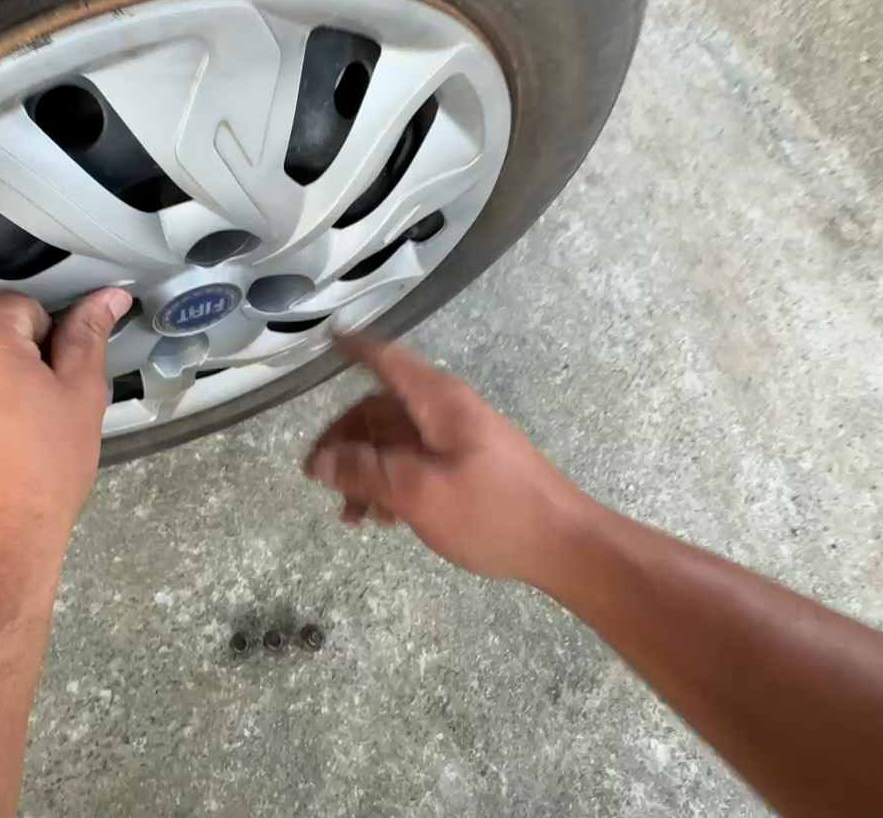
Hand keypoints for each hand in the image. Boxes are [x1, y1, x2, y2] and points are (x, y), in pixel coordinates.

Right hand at [303, 334, 589, 583]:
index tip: (329, 336)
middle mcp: (444, 410)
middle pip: (380, 410)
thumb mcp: (420, 493)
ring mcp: (457, 438)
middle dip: (345, 441)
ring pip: (394, 442)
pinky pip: (414, 463)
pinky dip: (391, 483)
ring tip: (350, 515)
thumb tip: (319, 461)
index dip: (355, 348)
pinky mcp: (466, 465)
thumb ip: (365, 473)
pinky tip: (383, 519)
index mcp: (437, 401)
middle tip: (316, 474)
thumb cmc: (494, 512)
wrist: (566, 545)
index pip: (387, 361)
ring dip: (365, 471)